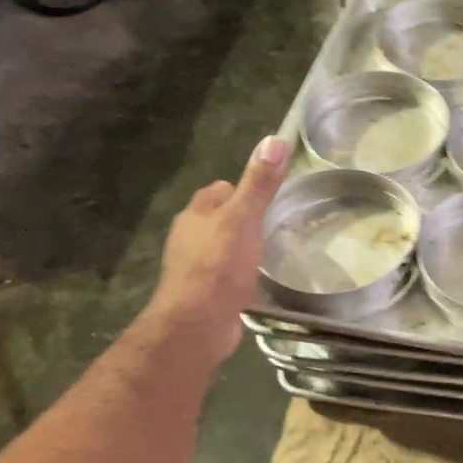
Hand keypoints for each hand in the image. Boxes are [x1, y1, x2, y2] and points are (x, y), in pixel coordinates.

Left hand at [146, 135, 290, 367]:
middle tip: (270, 226)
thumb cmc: (219, 266)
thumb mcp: (244, 219)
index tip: (264, 197)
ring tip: (266, 255)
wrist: (197, 323)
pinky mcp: (201, 294)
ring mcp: (192, 267)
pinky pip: (221, 277)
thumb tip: (275, 139)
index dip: (239, 190)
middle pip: (216, 219)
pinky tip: (253, 285)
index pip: (217, 190)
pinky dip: (235, 277)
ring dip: (236, 250)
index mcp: (196, 213)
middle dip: (238, 220)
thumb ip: (259, 184)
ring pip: (217, 249)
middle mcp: (188, 237)